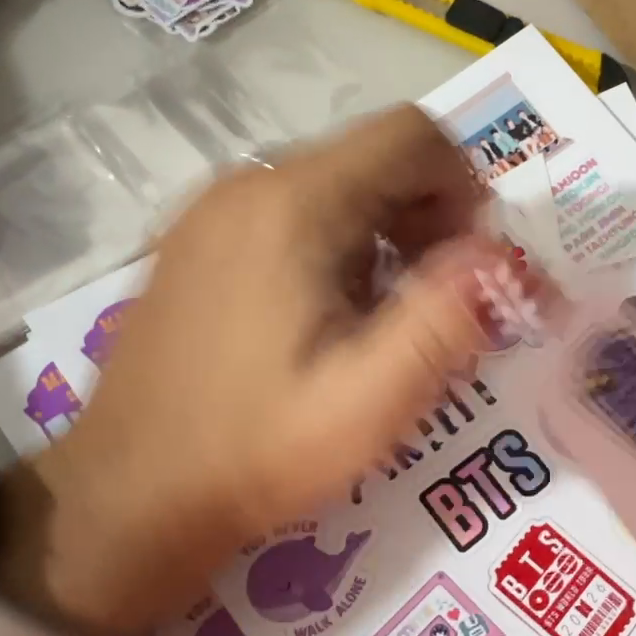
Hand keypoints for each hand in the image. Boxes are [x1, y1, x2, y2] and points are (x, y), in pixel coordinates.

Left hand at [2, 107, 551, 635]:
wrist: (126, 501)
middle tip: (437, 305)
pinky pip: (294, 214)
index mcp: (293, 205)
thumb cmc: (257, 452)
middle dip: (431, 218)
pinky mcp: (196, 242)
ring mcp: (211, 211)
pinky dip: (340, 247)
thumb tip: (508, 257)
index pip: (414, 135)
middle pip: (376, 157)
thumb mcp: (371, 401)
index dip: (467, 189)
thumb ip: (447, 319)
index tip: (471, 267)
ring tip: (387, 321)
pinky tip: (331, 321)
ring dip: (389, 236)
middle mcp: (247, 185)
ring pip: (337, 185)